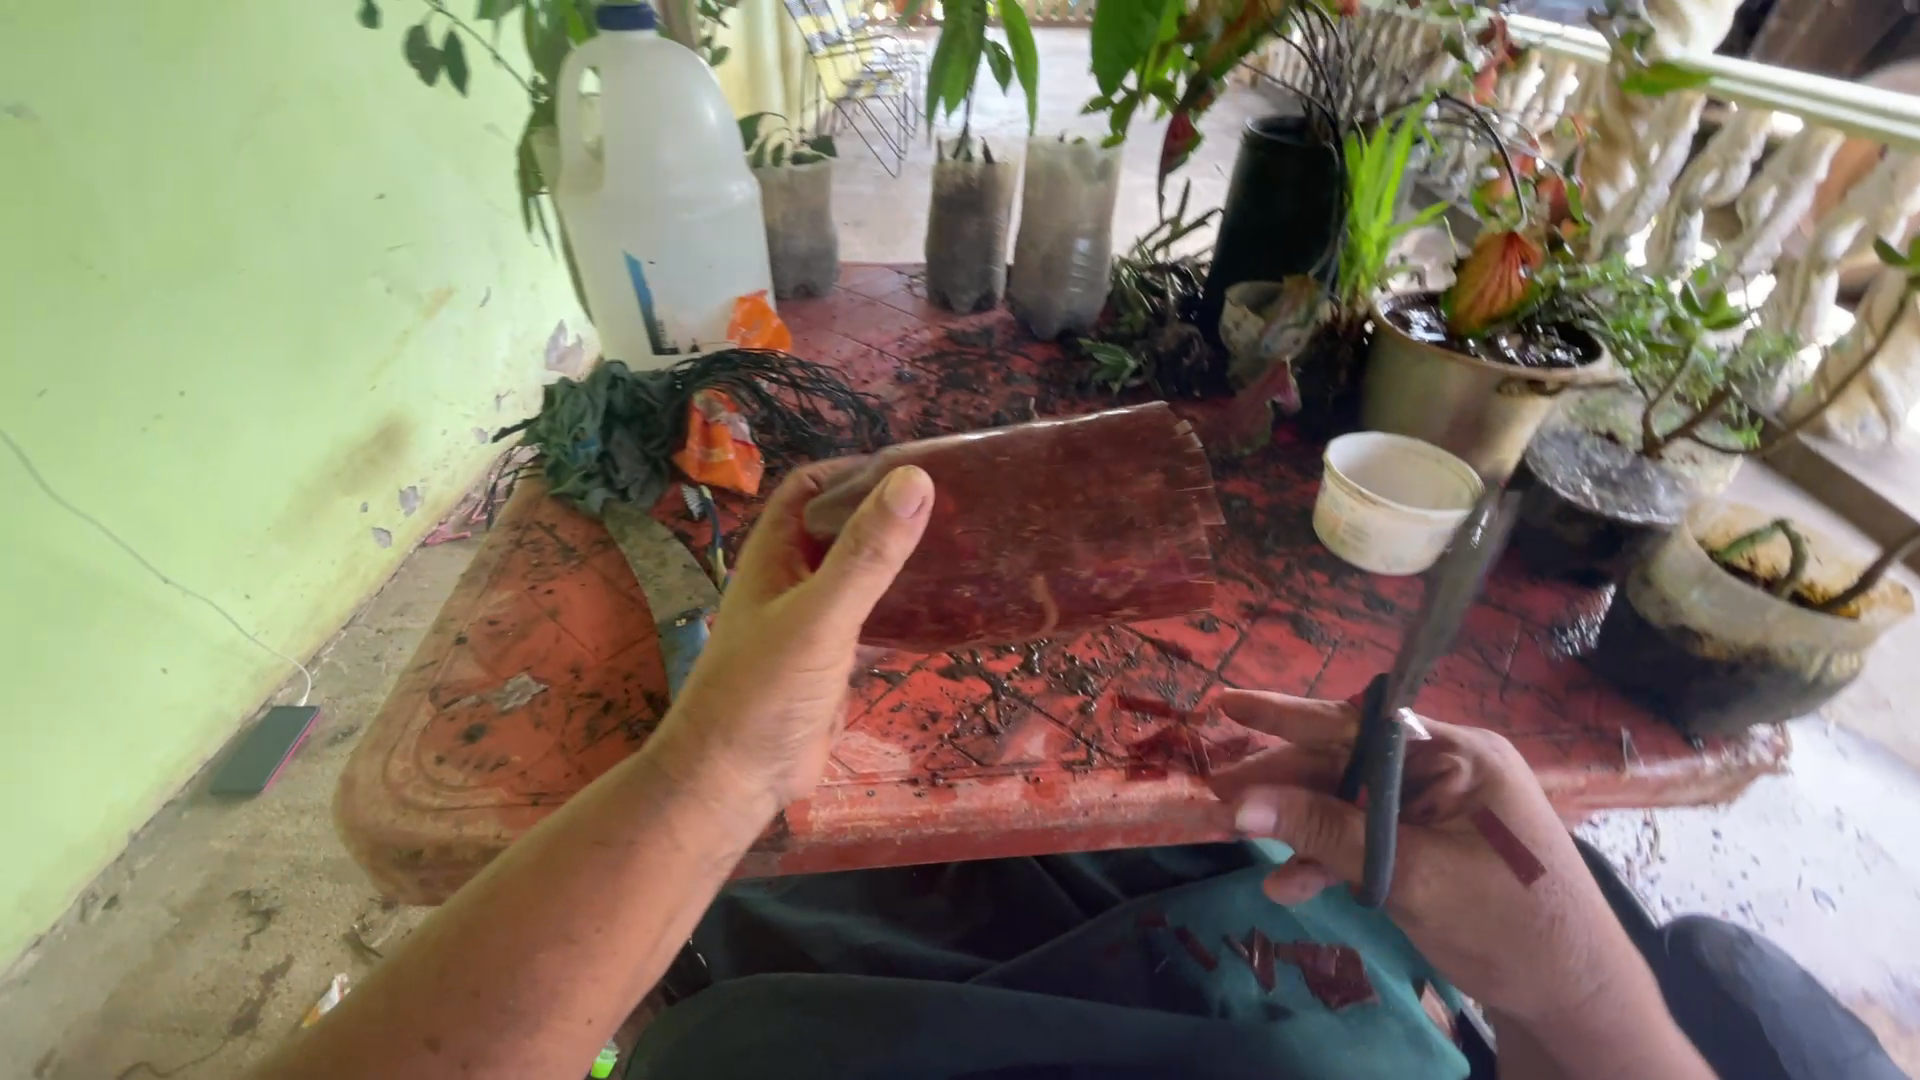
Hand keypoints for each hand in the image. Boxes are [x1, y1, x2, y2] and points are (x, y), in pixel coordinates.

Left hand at [646, 460, 933, 814]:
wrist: (736, 781)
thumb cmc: (766, 689)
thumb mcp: (821, 615)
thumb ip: (867, 554)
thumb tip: (917, 481)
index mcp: (777, 551)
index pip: (814, 487)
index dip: (856, 470)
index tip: (914, 469)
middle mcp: (796, 577)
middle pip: (845, 529)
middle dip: (891, 516)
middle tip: (953, 510)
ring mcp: (817, 620)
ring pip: (864, 577)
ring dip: (902, 564)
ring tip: (961, 552)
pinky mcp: (837, 660)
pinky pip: (878, 623)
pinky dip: (907, 614)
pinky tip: (947, 612)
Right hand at [1206, 691, 1657, 1028]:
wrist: (1578, 1006)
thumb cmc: (1512, 930)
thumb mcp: (1409, 876)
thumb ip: (1322, 832)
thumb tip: (1238, 805)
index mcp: (1455, 755)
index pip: (1355, 723)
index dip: (1286, 714)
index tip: (1229, 706)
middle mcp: (1441, 767)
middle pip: (1342, 762)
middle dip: (1280, 781)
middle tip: (1216, 790)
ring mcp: (1433, 805)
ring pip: (1344, 800)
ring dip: (1296, 823)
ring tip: (1235, 832)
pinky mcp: (1425, 840)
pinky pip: (1362, 834)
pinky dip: (1326, 857)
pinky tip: (1290, 885)